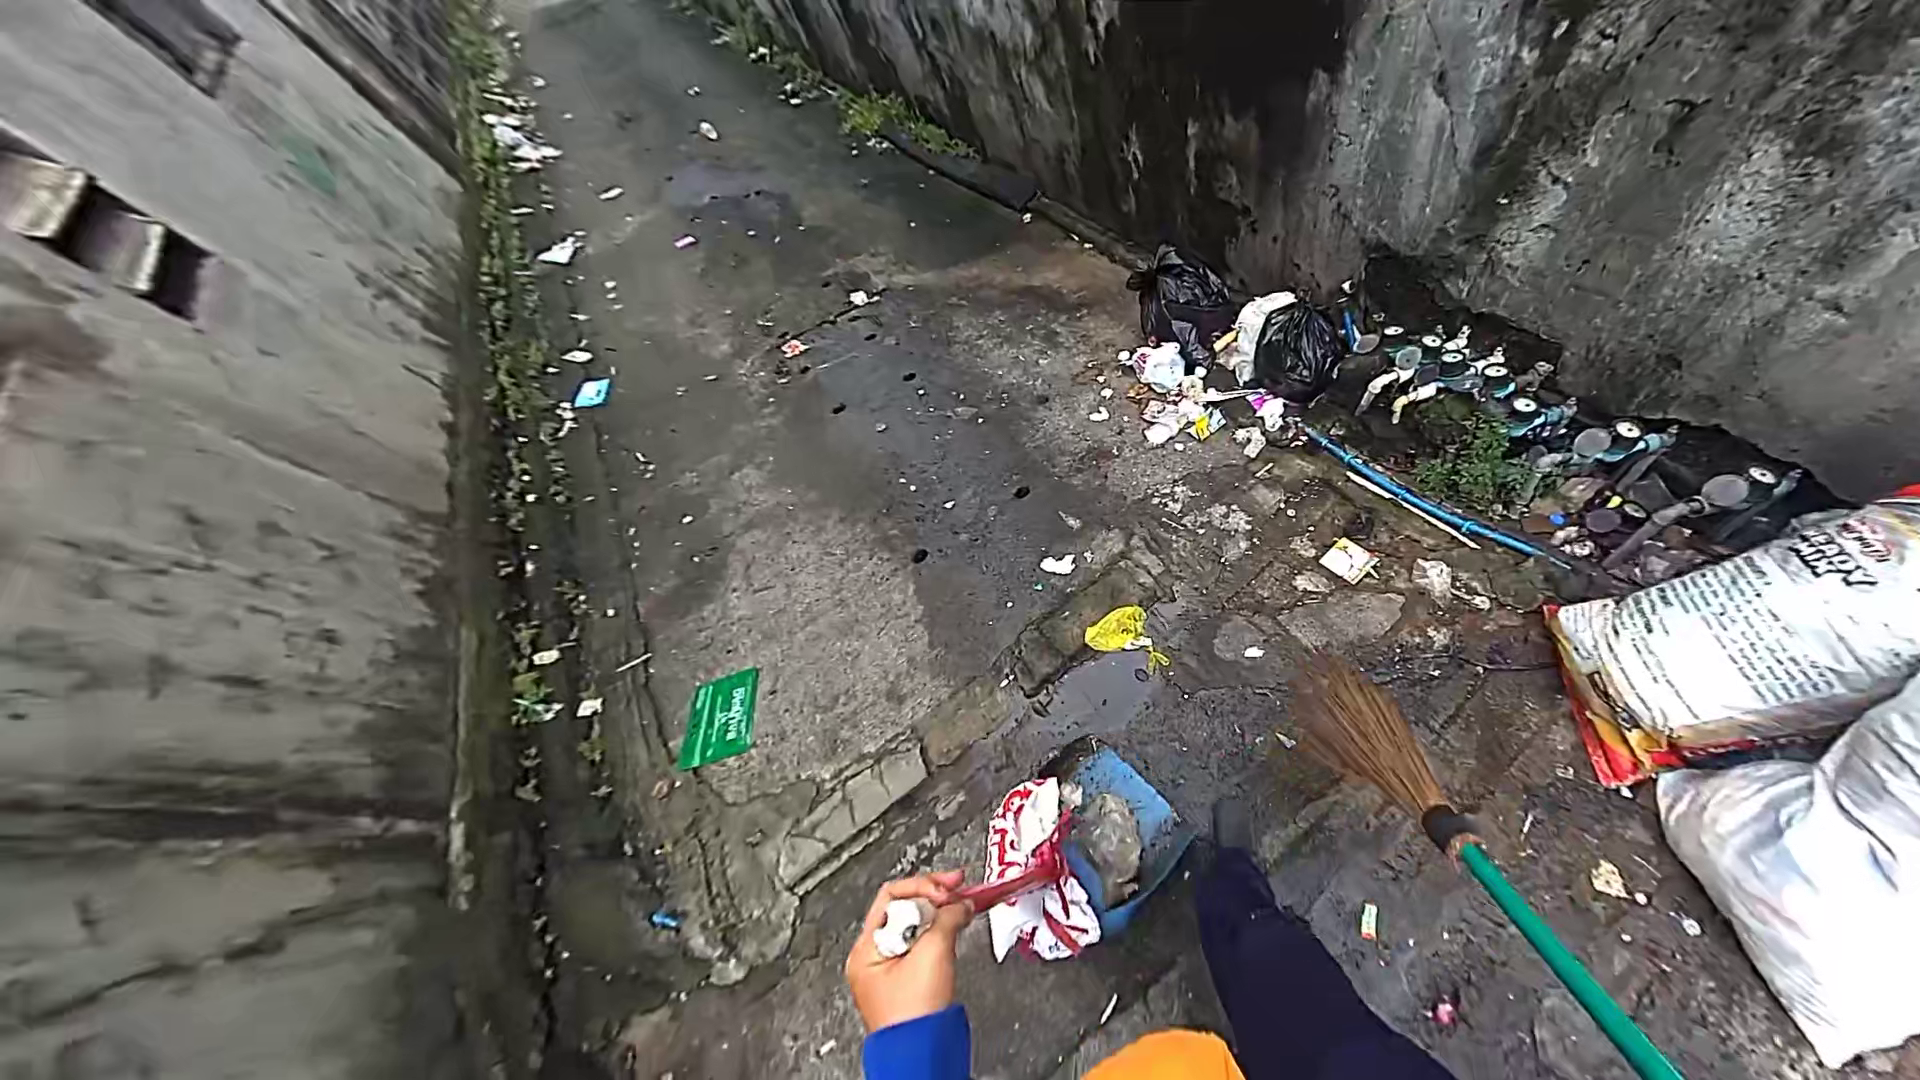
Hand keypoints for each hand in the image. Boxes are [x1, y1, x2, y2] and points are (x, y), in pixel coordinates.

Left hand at [844, 871, 974, 1031]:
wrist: (925, 1059)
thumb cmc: (916, 1017)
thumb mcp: (933, 951)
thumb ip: (947, 917)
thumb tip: (960, 903)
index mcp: (867, 948)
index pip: (892, 896)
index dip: (922, 887)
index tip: (947, 887)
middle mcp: (874, 957)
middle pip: (904, 909)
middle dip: (934, 898)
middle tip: (957, 889)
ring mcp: (892, 969)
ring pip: (916, 925)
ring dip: (940, 914)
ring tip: (960, 908)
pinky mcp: (910, 981)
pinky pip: (923, 943)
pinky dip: (940, 932)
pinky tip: (954, 928)